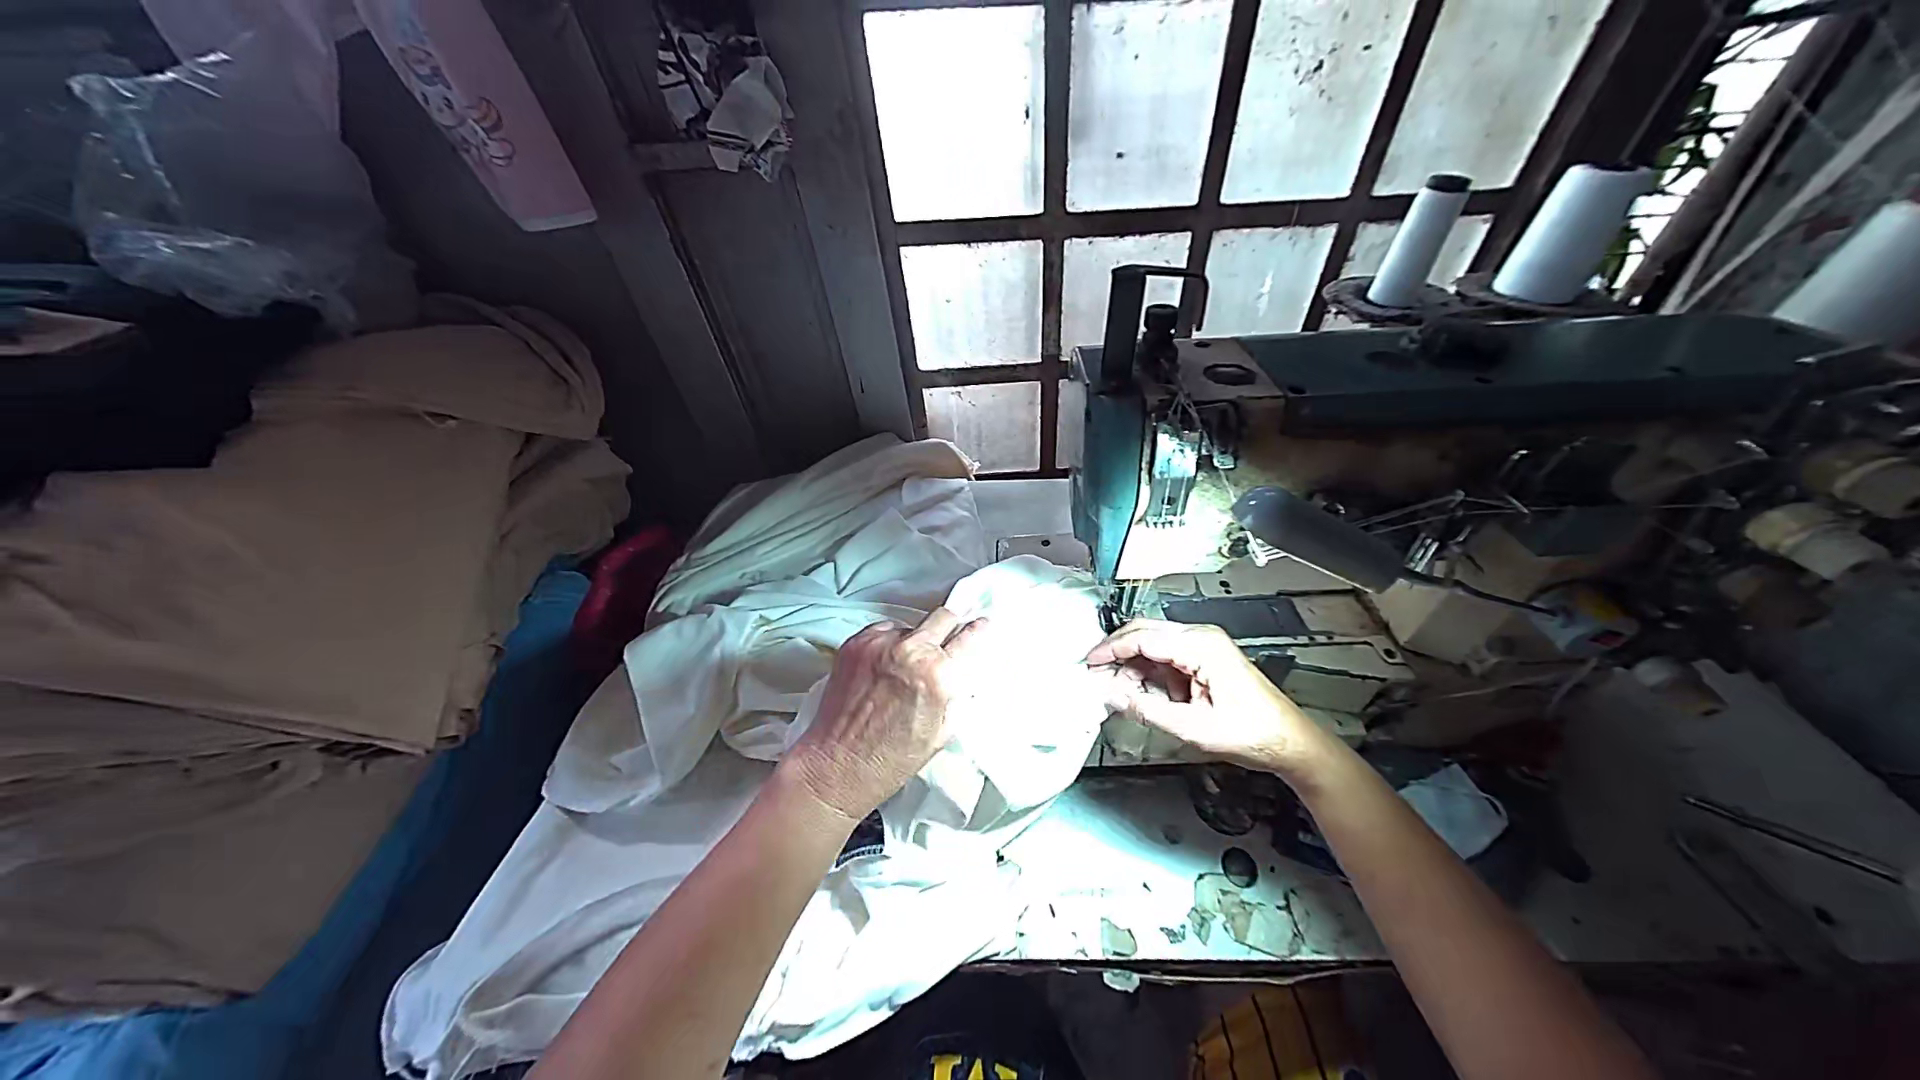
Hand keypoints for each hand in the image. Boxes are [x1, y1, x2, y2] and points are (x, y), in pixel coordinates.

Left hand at [779, 608, 987, 822]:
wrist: (838, 765)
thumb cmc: (888, 758)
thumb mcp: (942, 731)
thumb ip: (957, 693)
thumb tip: (964, 669)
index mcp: (937, 675)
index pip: (966, 638)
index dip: (977, 630)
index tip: (980, 623)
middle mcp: (909, 652)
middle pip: (941, 617)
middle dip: (948, 626)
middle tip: (947, 638)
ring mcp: (879, 644)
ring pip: (910, 624)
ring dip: (914, 639)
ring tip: (904, 669)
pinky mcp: (855, 644)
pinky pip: (882, 630)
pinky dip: (887, 643)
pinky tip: (885, 668)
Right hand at [1086, 619, 1333, 779]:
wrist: (1289, 742)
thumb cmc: (1255, 732)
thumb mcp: (1193, 728)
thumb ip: (1148, 710)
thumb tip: (1114, 695)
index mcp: (1202, 647)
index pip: (1143, 638)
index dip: (1111, 650)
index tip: (1090, 663)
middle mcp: (1203, 639)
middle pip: (1145, 633)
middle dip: (1118, 654)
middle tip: (1096, 674)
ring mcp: (1205, 647)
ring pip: (1153, 646)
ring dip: (1134, 667)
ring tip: (1122, 694)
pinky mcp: (1205, 658)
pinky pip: (1166, 657)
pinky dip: (1150, 674)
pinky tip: (1146, 695)